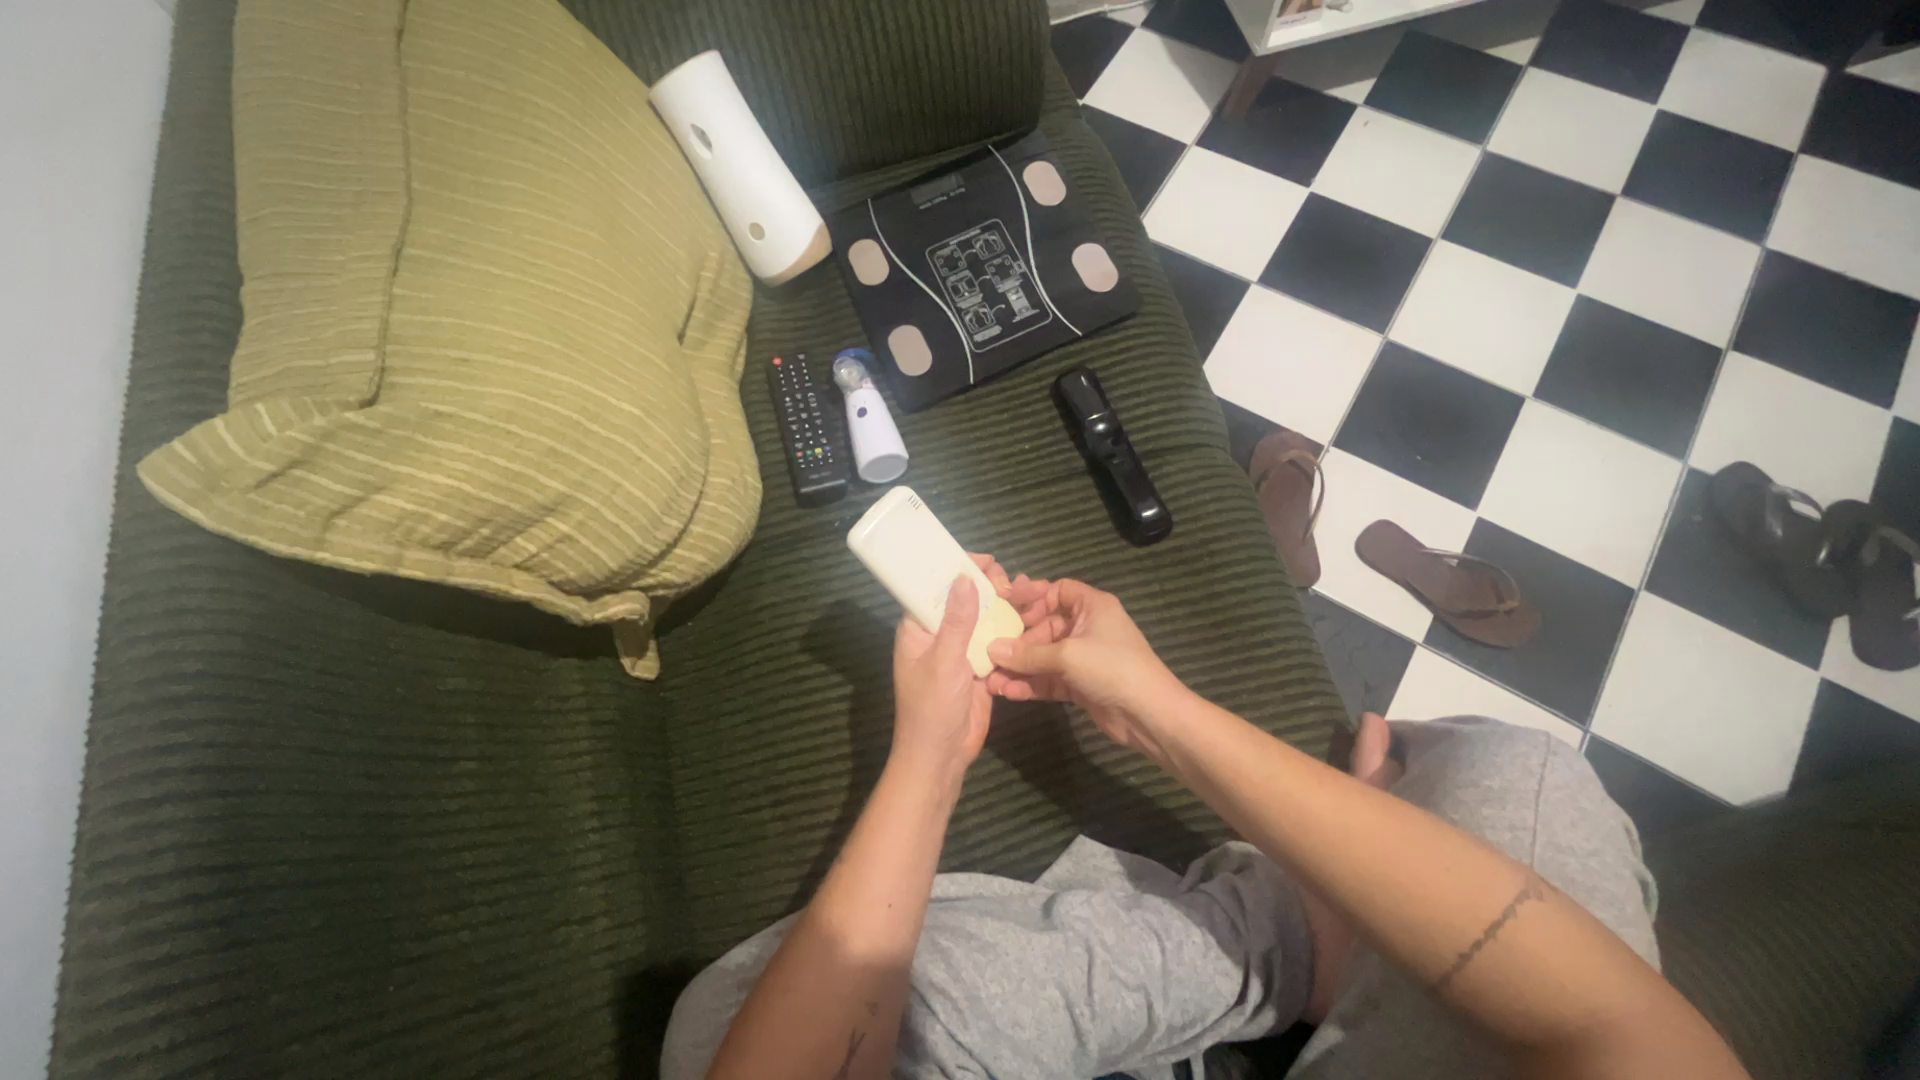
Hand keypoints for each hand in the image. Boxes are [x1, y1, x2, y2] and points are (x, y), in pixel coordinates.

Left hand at [889, 555, 1009, 787]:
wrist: (941, 757)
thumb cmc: (932, 708)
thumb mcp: (944, 661)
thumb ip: (957, 621)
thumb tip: (964, 579)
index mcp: (917, 630)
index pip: (932, 589)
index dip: (954, 570)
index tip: (981, 559)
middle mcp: (936, 636)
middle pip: (960, 601)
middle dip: (982, 586)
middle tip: (1007, 578)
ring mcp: (958, 652)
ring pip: (979, 620)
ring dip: (998, 607)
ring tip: (1022, 592)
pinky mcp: (977, 669)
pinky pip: (993, 643)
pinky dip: (1007, 632)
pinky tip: (1027, 619)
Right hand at [985, 577, 1186, 762]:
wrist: (1149, 714)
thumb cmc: (1112, 668)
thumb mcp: (1067, 655)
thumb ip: (1028, 654)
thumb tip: (992, 650)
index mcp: (1092, 606)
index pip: (1058, 590)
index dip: (1033, 597)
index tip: (1005, 606)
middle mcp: (1087, 628)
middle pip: (1045, 626)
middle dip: (1018, 642)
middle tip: (990, 652)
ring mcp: (1083, 658)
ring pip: (1044, 657)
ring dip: (1019, 667)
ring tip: (991, 679)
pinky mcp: (1080, 684)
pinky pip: (1049, 679)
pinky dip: (1031, 685)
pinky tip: (1008, 692)